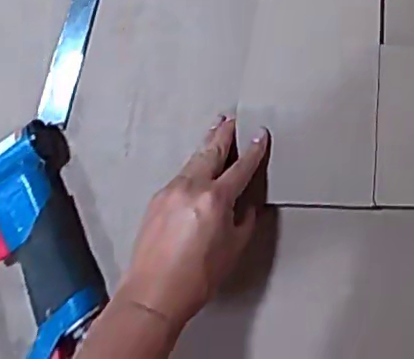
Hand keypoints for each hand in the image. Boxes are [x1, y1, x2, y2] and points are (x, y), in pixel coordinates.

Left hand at [112, 115, 270, 327]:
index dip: (254, 150)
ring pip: (195, 158)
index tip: (260, 135)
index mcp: (216, 198)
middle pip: (213, 150)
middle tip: (233, 118)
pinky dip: (193, 165)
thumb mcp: (232, 250)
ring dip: (208, 142)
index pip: (241, 166)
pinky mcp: (158, 197)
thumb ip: (244, 221)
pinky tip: (196, 165)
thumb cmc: (195, 279)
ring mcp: (172, 189)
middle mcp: (193, 186)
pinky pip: (181, 174)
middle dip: (225, 133)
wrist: (152, 294)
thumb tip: (246, 206)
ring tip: (216, 128)